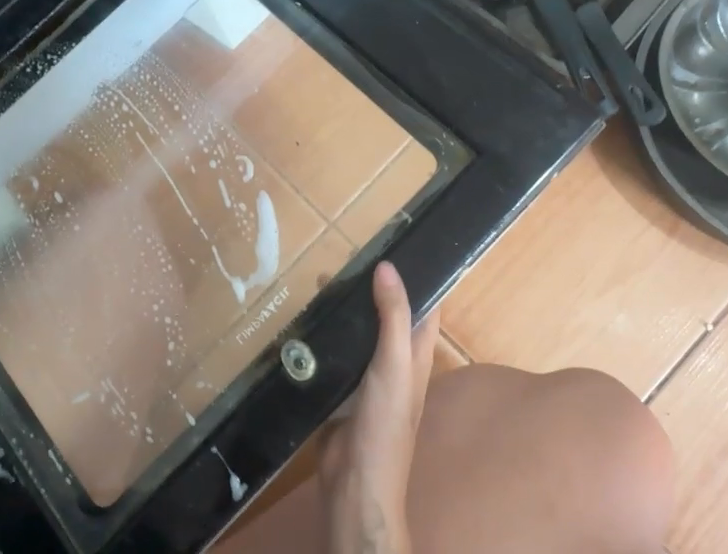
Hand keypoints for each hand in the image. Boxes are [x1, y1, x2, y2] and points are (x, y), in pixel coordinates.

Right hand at [319, 262, 438, 553]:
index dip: (415, 276)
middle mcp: (394, 362)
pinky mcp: (339, 390)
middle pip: (385, 315)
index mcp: (416, 354)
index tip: (395, 244)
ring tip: (319, 282)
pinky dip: (323, 335)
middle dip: (369, 288)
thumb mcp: (394, 365)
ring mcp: (365, 376)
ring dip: (343, 310)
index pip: (423, 306)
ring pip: (357, 333)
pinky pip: (333, 354)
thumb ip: (393, 317)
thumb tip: (388, 267)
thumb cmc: (385, 424)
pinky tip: (303, 322)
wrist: (355, 482)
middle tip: (342, 260)